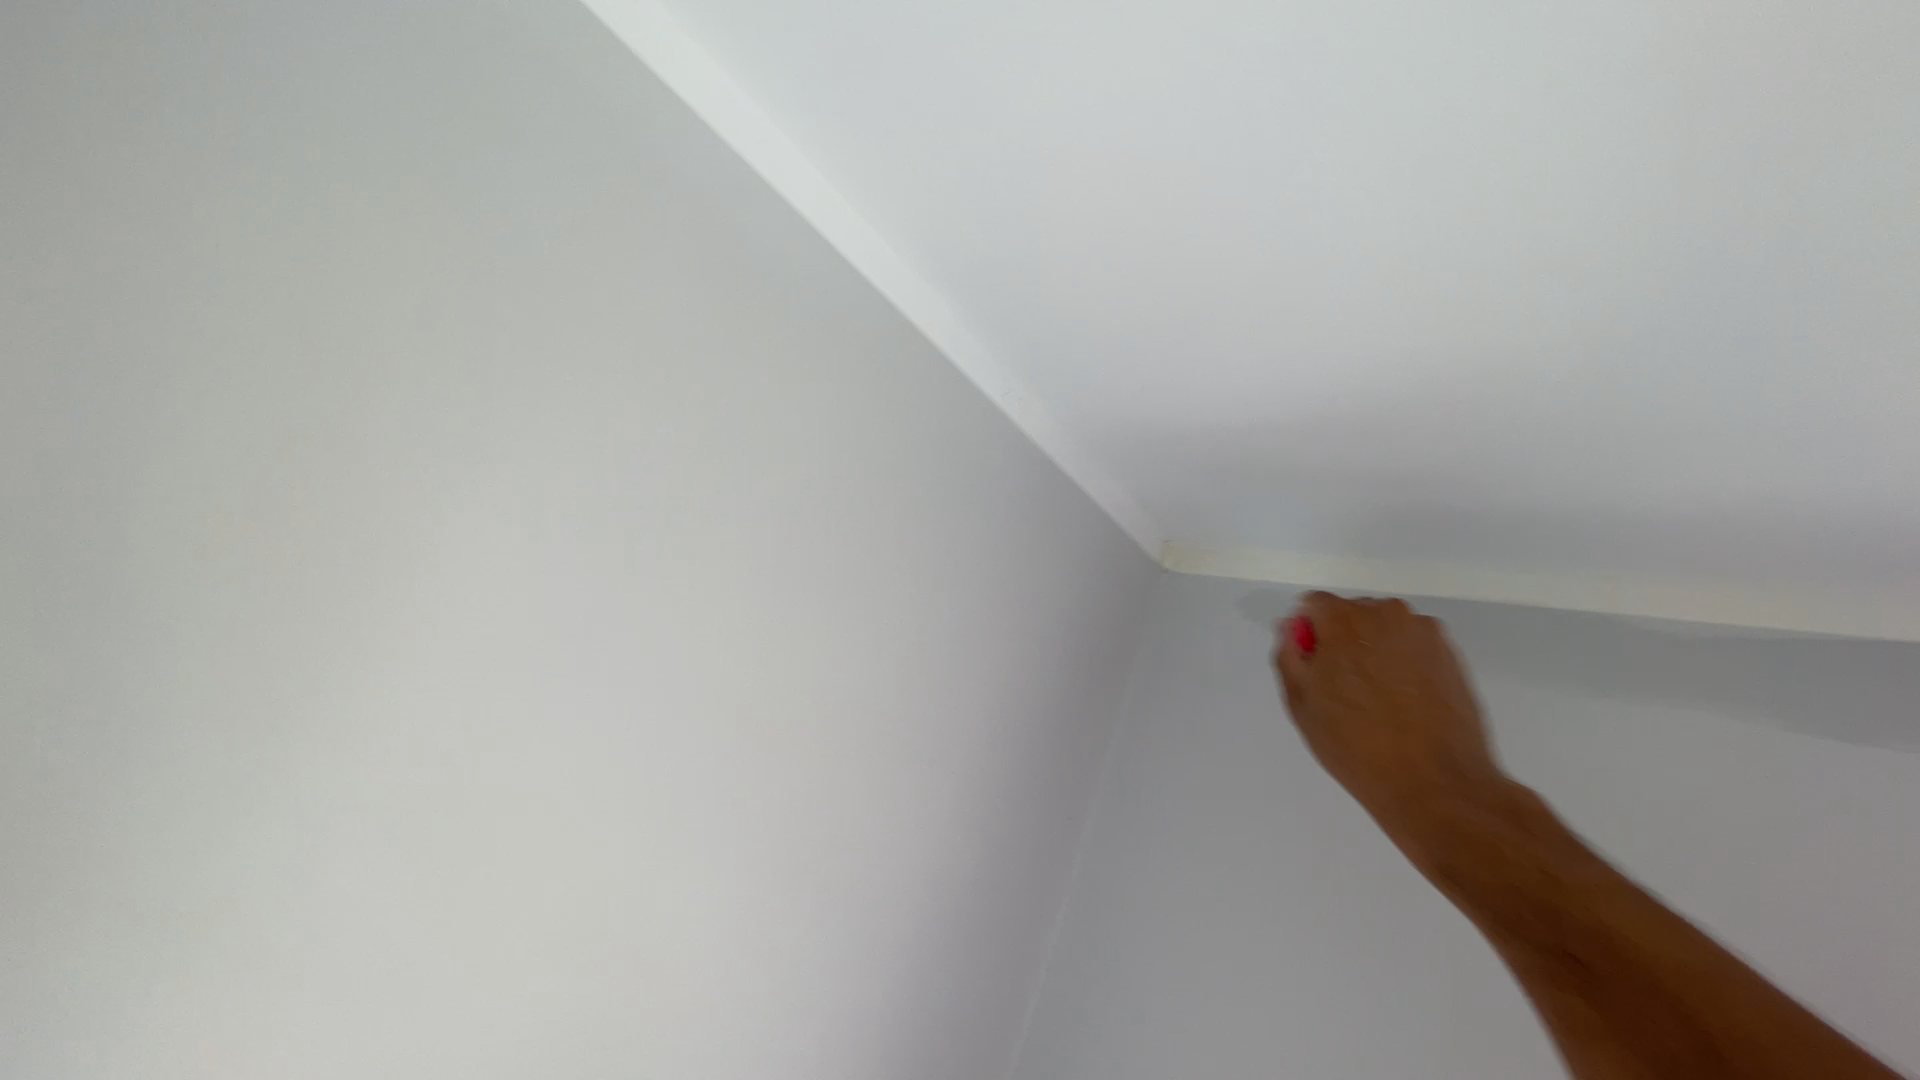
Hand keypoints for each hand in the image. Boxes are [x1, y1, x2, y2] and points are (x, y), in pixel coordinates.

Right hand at [1272, 592, 1506, 835]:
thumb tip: (1293, 628)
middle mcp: (1386, 614)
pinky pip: (1413, 646)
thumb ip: (1290, 655)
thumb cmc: (1355, 744)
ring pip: (1384, 629)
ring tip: (1378, 698)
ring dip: (1374, 650)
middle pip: (1352, 613)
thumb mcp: (1302, 703)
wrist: (1435, 783)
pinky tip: (1404, 702)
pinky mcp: (1451, 654)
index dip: (1308, 633)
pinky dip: (1403, 663)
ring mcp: (1424, 632)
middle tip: (1342, 687)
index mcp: (1343, 619)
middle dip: (1342, 639)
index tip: (1312, 667)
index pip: (1314, 604)